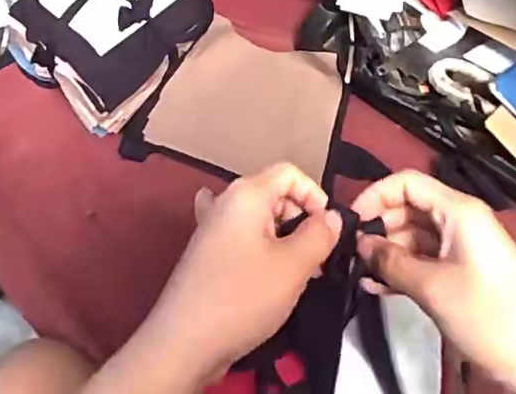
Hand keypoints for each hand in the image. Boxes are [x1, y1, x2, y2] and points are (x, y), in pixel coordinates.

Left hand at [90, 163, 340, 392]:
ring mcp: (212, 225)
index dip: (314, 195)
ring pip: (259, 217)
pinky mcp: (205, 252)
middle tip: (316, 259)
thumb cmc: (241, 297)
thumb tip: (332, 217)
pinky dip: (256, 245)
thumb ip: (319, 236)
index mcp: (247, 193)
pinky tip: (256, 257)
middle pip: (275, 193)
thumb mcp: (292, 267)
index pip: (290, 173)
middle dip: (300, 221)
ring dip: (281, 239)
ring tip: (294, 272)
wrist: (183, 343)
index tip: (327, 231)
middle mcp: (227, 200)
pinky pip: (240, 236)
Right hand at [352, 171, 515, 393]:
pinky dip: (404, 269)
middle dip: (380, 226)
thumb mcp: (433, 287)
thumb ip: (391, 262)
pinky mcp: (467, 274)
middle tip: (352, 251)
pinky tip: (380, 286)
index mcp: (459, 209)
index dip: (375, 195)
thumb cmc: (490, 315)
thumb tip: (360, 245)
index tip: (350, 221)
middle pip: (411, 207)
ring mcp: (465, 248)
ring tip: (361, 273)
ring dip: (389, 252)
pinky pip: (427, 260)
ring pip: (416, 236)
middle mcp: (461, 220)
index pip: (407, 182)